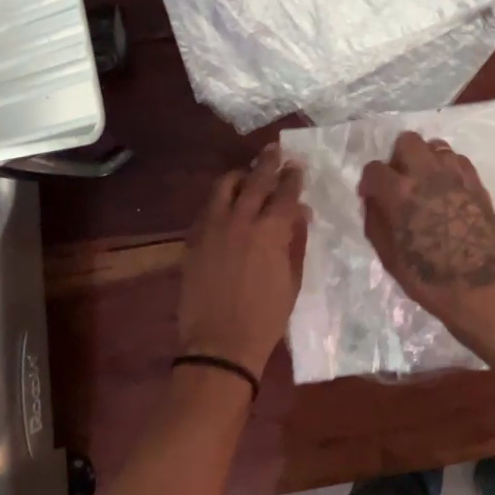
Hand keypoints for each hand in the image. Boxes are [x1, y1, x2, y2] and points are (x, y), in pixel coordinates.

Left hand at [177, 145, 310, 380]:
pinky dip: (220, 199)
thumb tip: (300, 213)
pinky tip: (227, 203)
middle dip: (268, 162)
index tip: (297, 165)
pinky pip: (207, 208)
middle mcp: (241, 220)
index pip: (285, 191)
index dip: (293, 176)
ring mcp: (213, 227)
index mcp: (271, 231)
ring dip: (240, 175)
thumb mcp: (293, 279)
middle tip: (274, 151)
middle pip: (256, 179)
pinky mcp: (193, 239)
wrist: (220, 344)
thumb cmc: (266, 317)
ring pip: (225, 185)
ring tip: (247, 174)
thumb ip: (296, 241)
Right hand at [359, 132, 494, 341]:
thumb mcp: (388, 256)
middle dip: (397, 158)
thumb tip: (373, 200)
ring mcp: (455, 176)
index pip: (374, 169)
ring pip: (435, 145)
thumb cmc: (427, 278)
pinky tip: (447, 189)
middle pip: (407, 141)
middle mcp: (427, 175)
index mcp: (400, 194)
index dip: (369, 182)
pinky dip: (448, 168)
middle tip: (400, 181)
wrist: (478, 289)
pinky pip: (458, 159)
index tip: (371, 195)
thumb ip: (375, 221)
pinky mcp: (476, 182)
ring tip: (426, 183)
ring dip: (425, 160)